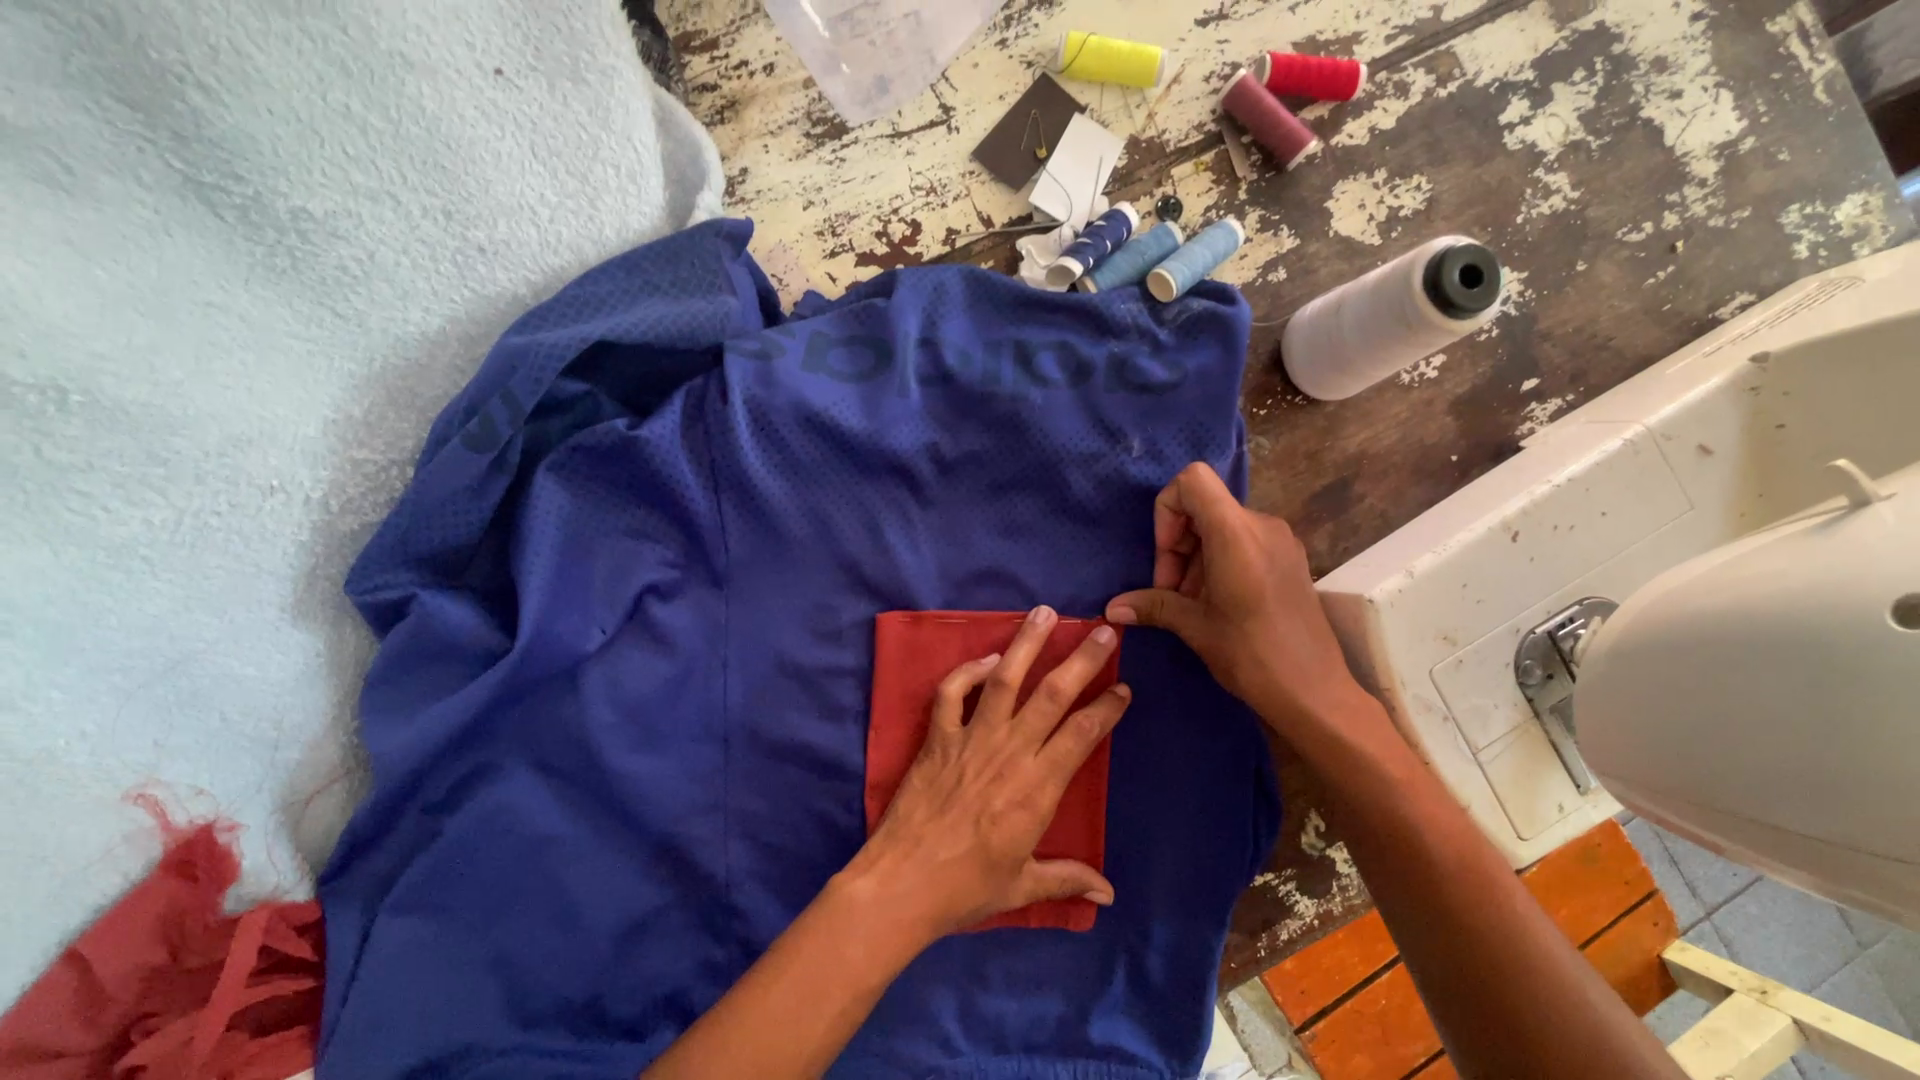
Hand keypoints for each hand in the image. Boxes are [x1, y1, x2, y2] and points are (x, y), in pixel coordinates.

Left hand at [839, 605, 1129, 940]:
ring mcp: (970, 740)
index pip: (1082, 735)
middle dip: (1081, 660)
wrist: (902, 884)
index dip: (1105, 708)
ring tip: (1045, 613)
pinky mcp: (937, 739)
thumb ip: (1067, 879)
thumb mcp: (1023, 886)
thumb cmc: (966, 888)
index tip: (1123, 688)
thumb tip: (1110, 894)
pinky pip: (952, 695)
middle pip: (1052, 695)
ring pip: (1005, 681)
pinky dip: (967, 672)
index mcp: (1037, 788)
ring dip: (1027, 644)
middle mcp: (1009, 753)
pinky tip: (988, 658)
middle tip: (1103, 630)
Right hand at [1104, 462, 1370, 738]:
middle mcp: (1262, 525)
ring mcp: (1281, 541)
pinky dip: (1220, 564)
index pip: (1192, 480)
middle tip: (1170, 593)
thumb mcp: (1194, 627)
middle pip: (1204, 507)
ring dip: (1196, 559)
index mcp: (1237, 533)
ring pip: (1221, 528)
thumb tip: (1112, 607)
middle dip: (1177, 545)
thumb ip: (1152, 605)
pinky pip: (1244, 543)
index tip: (1167, 559)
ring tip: (1192, 605)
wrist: (1314, 692)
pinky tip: (1218, 605)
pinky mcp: (1290, 560)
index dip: (1167, 511)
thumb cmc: (1251, 654)